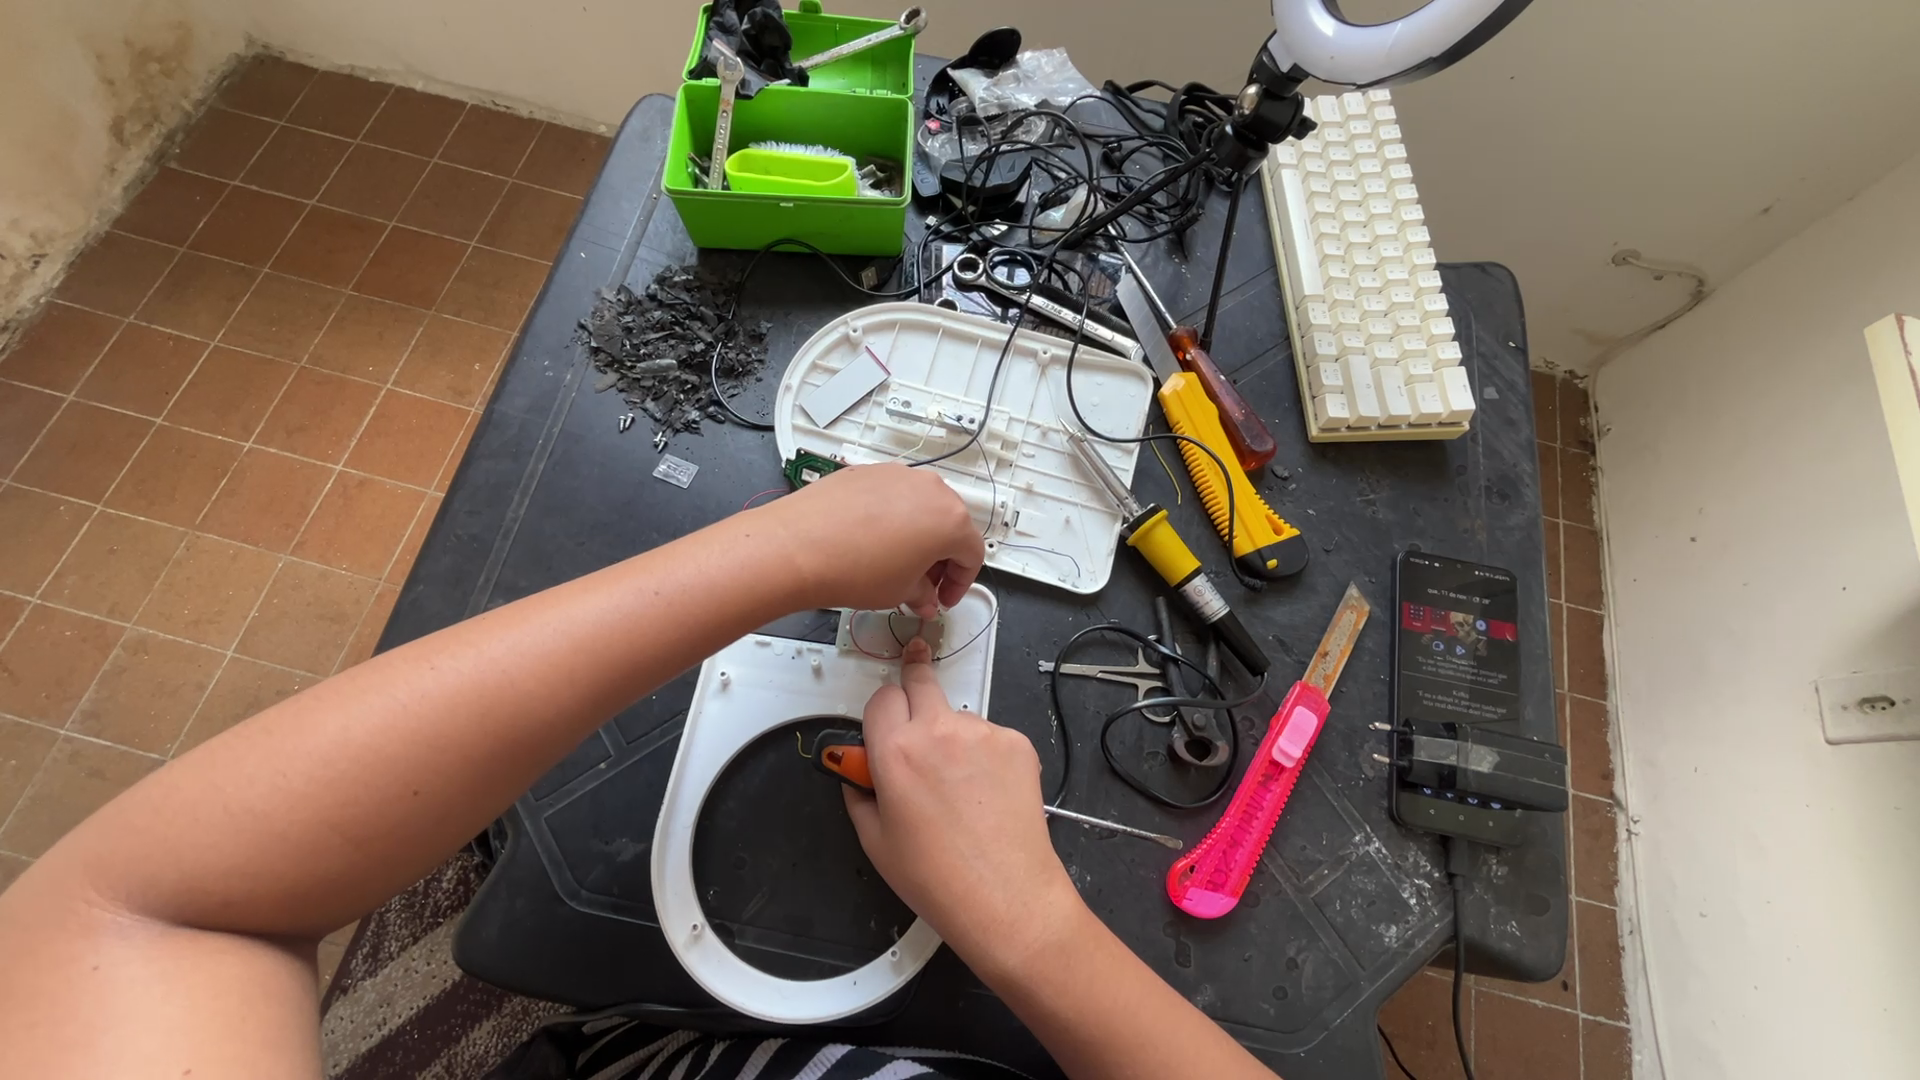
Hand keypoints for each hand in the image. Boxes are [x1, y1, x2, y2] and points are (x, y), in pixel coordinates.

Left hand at [761, 464, 983, 616]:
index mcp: (951, 520)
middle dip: (941, 559)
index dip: (960, 583)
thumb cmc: (851, 568)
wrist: (797, 547)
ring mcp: (898, 475)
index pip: (972, 554)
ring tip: (895, 564)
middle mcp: (930, 489)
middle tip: (924, 585)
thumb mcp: (900, 593)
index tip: (944, 598)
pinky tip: (871, 543)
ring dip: (917, 536)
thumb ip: (923, 594)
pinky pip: (892, 497)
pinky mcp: (868, 472)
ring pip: (922, 508)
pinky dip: (892, 519)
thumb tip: (923, 595)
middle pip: (950, 526)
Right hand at [843, 640, 1086, 974]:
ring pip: (958, 715)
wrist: (1006, 895)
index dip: (881, 712)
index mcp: (896, 751)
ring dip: (953, 735)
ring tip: (962, 789)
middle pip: (921, 679)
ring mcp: (982, 732)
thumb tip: (855, 772)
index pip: (881, 698)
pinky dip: (986, 755)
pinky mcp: (1016, 741)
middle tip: (917, 689)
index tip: (886, 724)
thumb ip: (859, 793)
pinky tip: (989, 794)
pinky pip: (991, 736)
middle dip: (914, 679)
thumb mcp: (875, 841)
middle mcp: (938, 730)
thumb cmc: (934, 877)